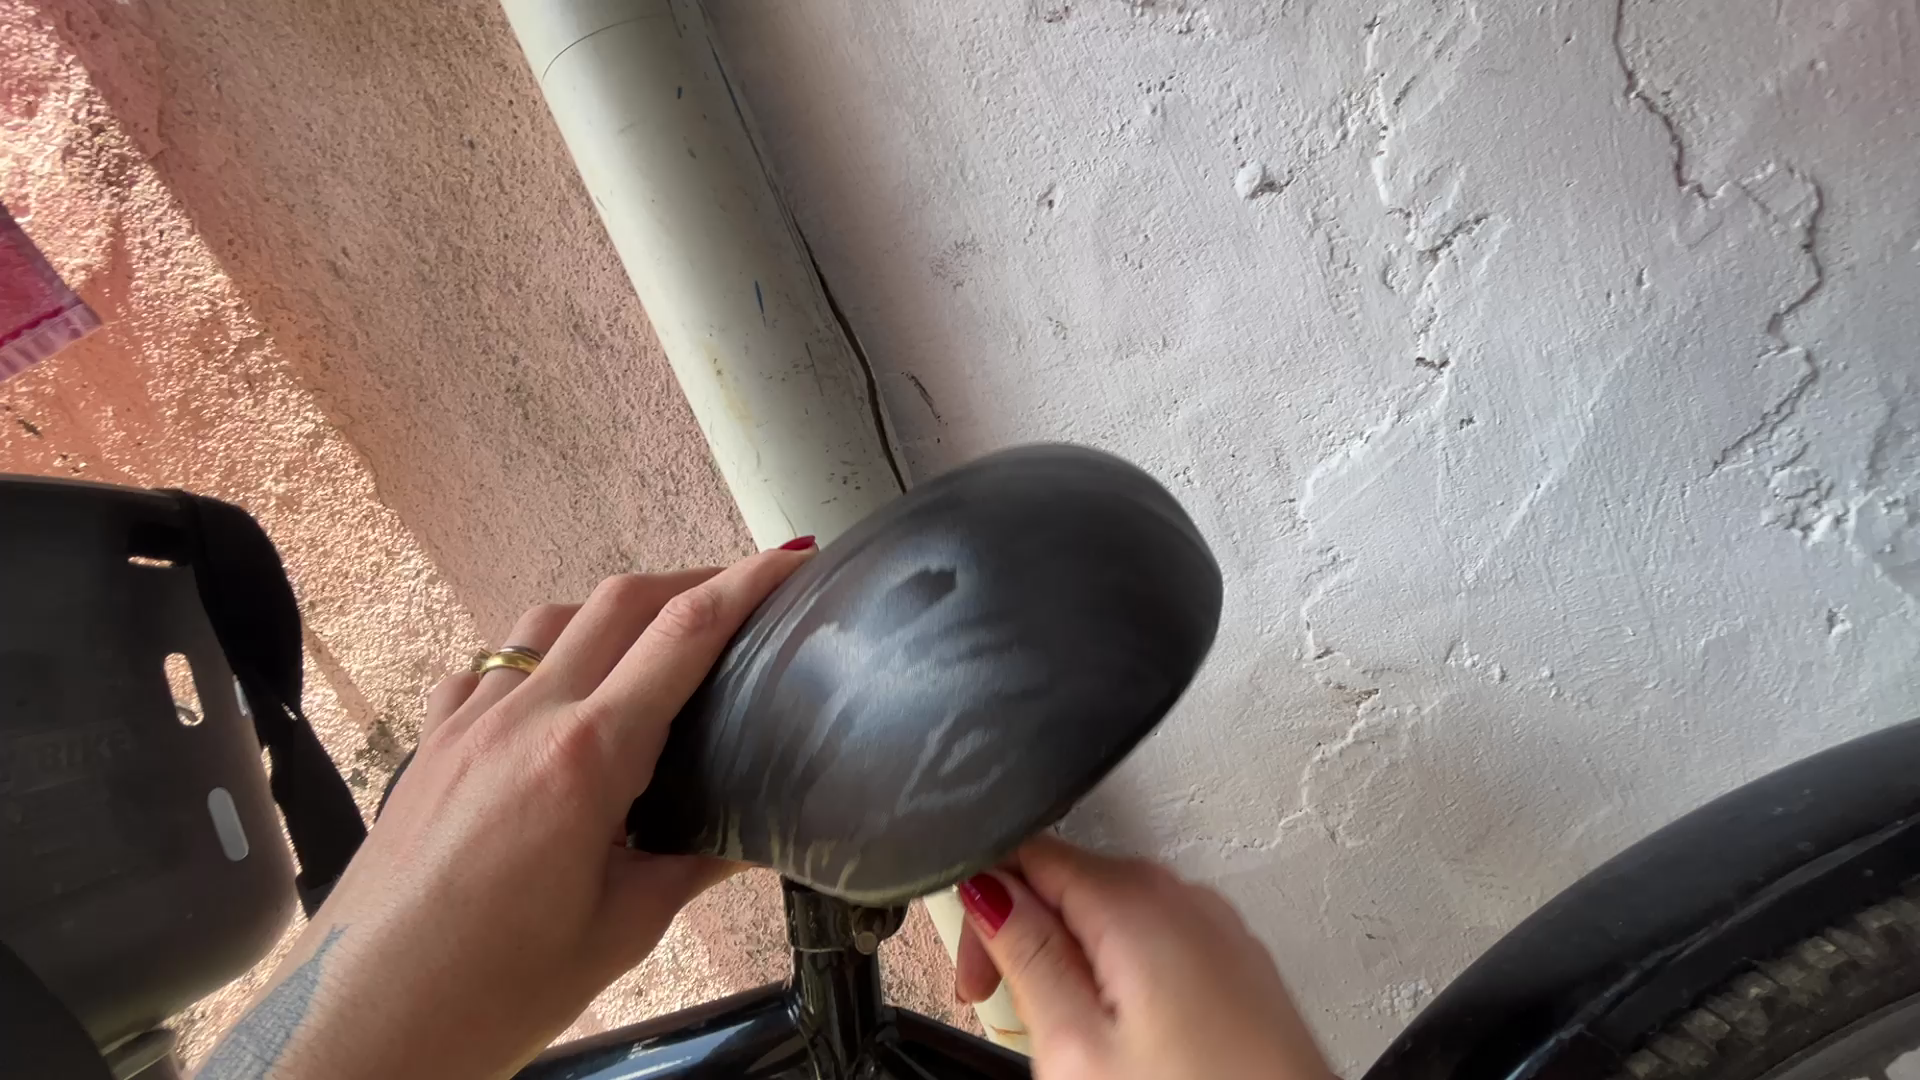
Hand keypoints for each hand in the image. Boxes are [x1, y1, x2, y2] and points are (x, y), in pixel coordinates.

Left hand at [196, 545, 815, 1079]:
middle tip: (741, 595)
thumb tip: (757, 834)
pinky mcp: (428, 745)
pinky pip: (490, 664)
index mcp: (588, 757)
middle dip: (692, 578)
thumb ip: (698, 861)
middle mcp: (527, 717)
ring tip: (655, 641)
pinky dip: (542, 651)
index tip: (791, 558)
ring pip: (553, 618)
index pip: (685, 634)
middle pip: (621, 599)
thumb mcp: (625, 928)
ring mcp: (467, 724)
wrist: (343, 1046)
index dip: (746, 582)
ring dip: (618, 609)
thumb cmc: (494, 995)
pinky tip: (556, 688)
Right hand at [952, 835, 1333, 1079]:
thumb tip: (988, 890)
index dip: (984, 902)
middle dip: (1021, 930)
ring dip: (1066, 954)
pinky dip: (1115, 968)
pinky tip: (1118, 1031)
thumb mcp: (1079, 1049)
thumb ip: (1027, 952)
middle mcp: (1180, 895)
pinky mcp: (1232, 961)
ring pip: (1106, 911)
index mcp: (1136, 900)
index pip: (1027, 851)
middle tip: (1002, 1006)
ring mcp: (1214, 927)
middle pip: (1066, 879)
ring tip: (1064, 1033)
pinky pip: (1151, 938)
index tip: (974, 966)